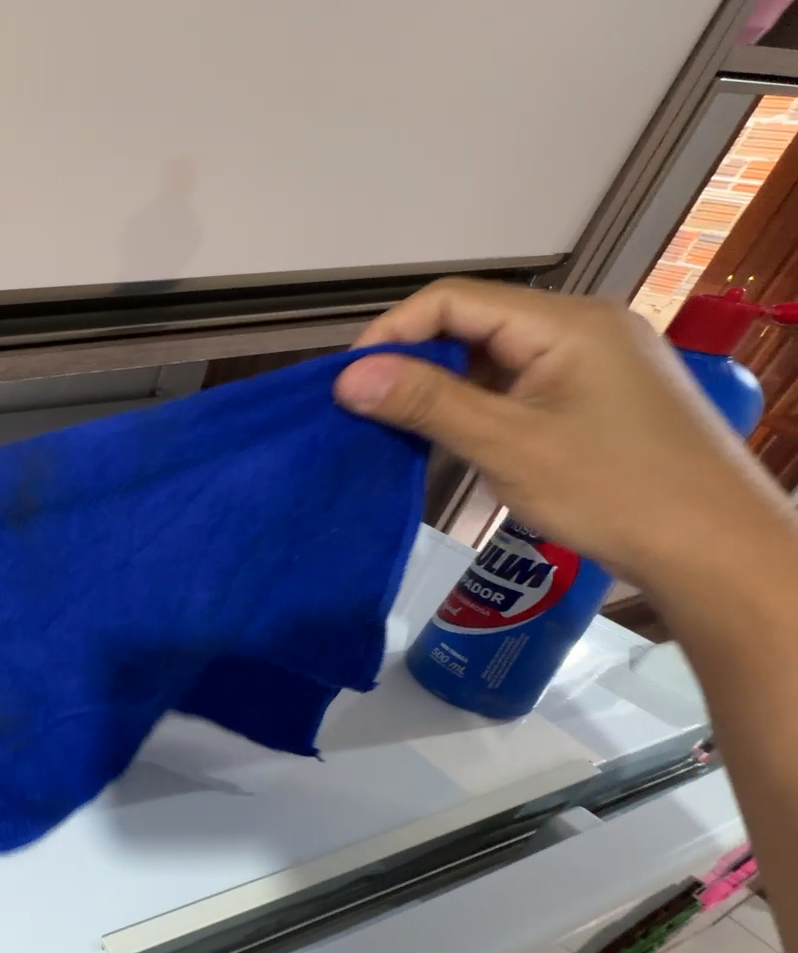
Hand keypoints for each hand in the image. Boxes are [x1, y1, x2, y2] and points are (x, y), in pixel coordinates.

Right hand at [332, 278, 793, 589]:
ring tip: (394, 420)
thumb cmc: (611, 490)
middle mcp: (580, 326)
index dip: (390, 333)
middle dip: (408, 356)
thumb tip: (345, 377)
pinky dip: (466, 397)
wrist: (712, 547)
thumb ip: (424, 402)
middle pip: (469, 320)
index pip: (452, 300)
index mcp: (566, 324)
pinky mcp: (589, 390)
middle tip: (363, 404)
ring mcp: (588, 358)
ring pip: (486, 350)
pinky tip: (443, 429)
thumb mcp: (504, 444)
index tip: (348, 382)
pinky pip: (509, 377)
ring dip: (434, 380)